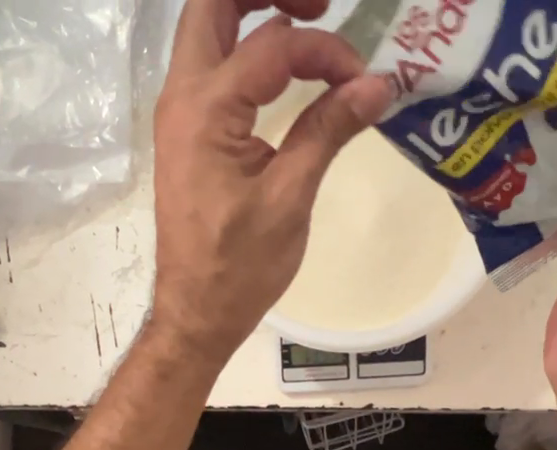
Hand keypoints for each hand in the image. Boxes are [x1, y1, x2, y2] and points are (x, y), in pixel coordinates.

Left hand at [147, 0, 394, 358]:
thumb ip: (328, 131)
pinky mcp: (188, 133)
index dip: (326, 52)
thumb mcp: (289, 199)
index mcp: (205, 110)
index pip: (273, 45)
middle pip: (214, 3)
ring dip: (255, 12)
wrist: (195, 313)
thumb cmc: (239, 267)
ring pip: (209, 28)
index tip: (362, 84)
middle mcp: (182, 97)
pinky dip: (247, 50)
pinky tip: (285, 67)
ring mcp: (179, 114)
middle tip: (321, 6)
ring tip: (310, 21)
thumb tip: (377, 83)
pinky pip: (213, 67)